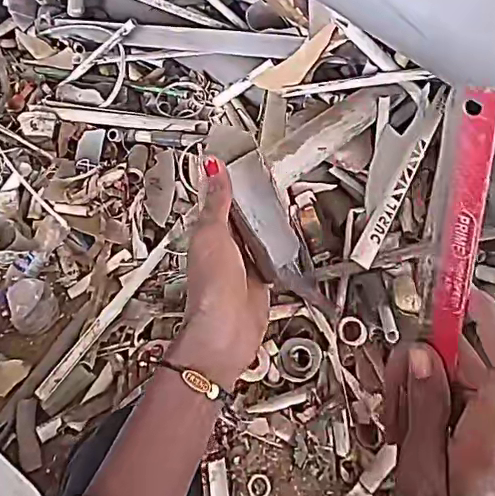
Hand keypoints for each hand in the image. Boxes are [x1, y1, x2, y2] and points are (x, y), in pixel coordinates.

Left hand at [167, 156, 270, 387]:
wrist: (226, 332)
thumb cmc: (212, 289)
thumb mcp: (213, 235)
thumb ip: (217, 203)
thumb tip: (212, 168)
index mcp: (207, 233)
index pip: (220, 198)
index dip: (231, 182)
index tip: (243, 163)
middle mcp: (224, 248)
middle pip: (242, 217)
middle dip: (254, 202)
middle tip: (270, 180)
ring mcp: (243, 264)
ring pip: (258, 236)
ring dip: (268, 224)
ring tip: (283, 203)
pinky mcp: (260, 280)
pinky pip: (272, 257)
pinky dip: (279, 248)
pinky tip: (288, 240)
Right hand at [384, 290, 494, 495]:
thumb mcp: (423, 474)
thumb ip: (423, 410)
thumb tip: (419, 358)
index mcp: (492, 429)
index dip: (485, 317)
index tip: (461, 291)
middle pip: (462, 356)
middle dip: (420, 362)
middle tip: (395, 390)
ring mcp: (493, 417)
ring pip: (451, 370)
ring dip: (416, 385)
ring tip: (399, 421)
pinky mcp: (482, 421)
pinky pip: (450, 389)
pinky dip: (422, 398)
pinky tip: (407, 426)